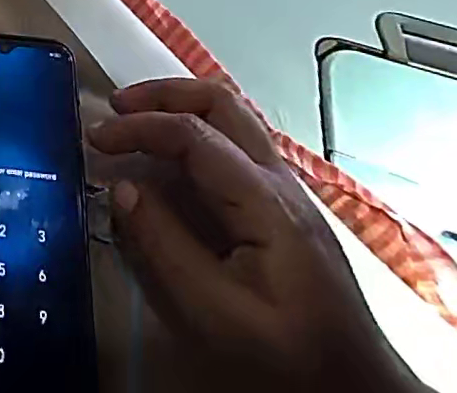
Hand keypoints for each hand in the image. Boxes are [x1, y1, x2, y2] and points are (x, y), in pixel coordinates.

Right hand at [89, 79, 426, 392]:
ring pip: (231, 114)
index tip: (97, 139)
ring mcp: (285, 186)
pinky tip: (170, 153)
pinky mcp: (281, 201)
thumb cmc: (289, 354)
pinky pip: (233, 140)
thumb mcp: (216, 313)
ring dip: (178, 103)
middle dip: (161, 94)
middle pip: (220, 102)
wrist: (360, 388)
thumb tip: (122, 187)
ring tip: (136, 117)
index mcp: (265, 201)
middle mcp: (279, 179)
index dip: (139, 127)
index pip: (193, 134)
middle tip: (117, 107)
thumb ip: (164, 247)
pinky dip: (192, 127)